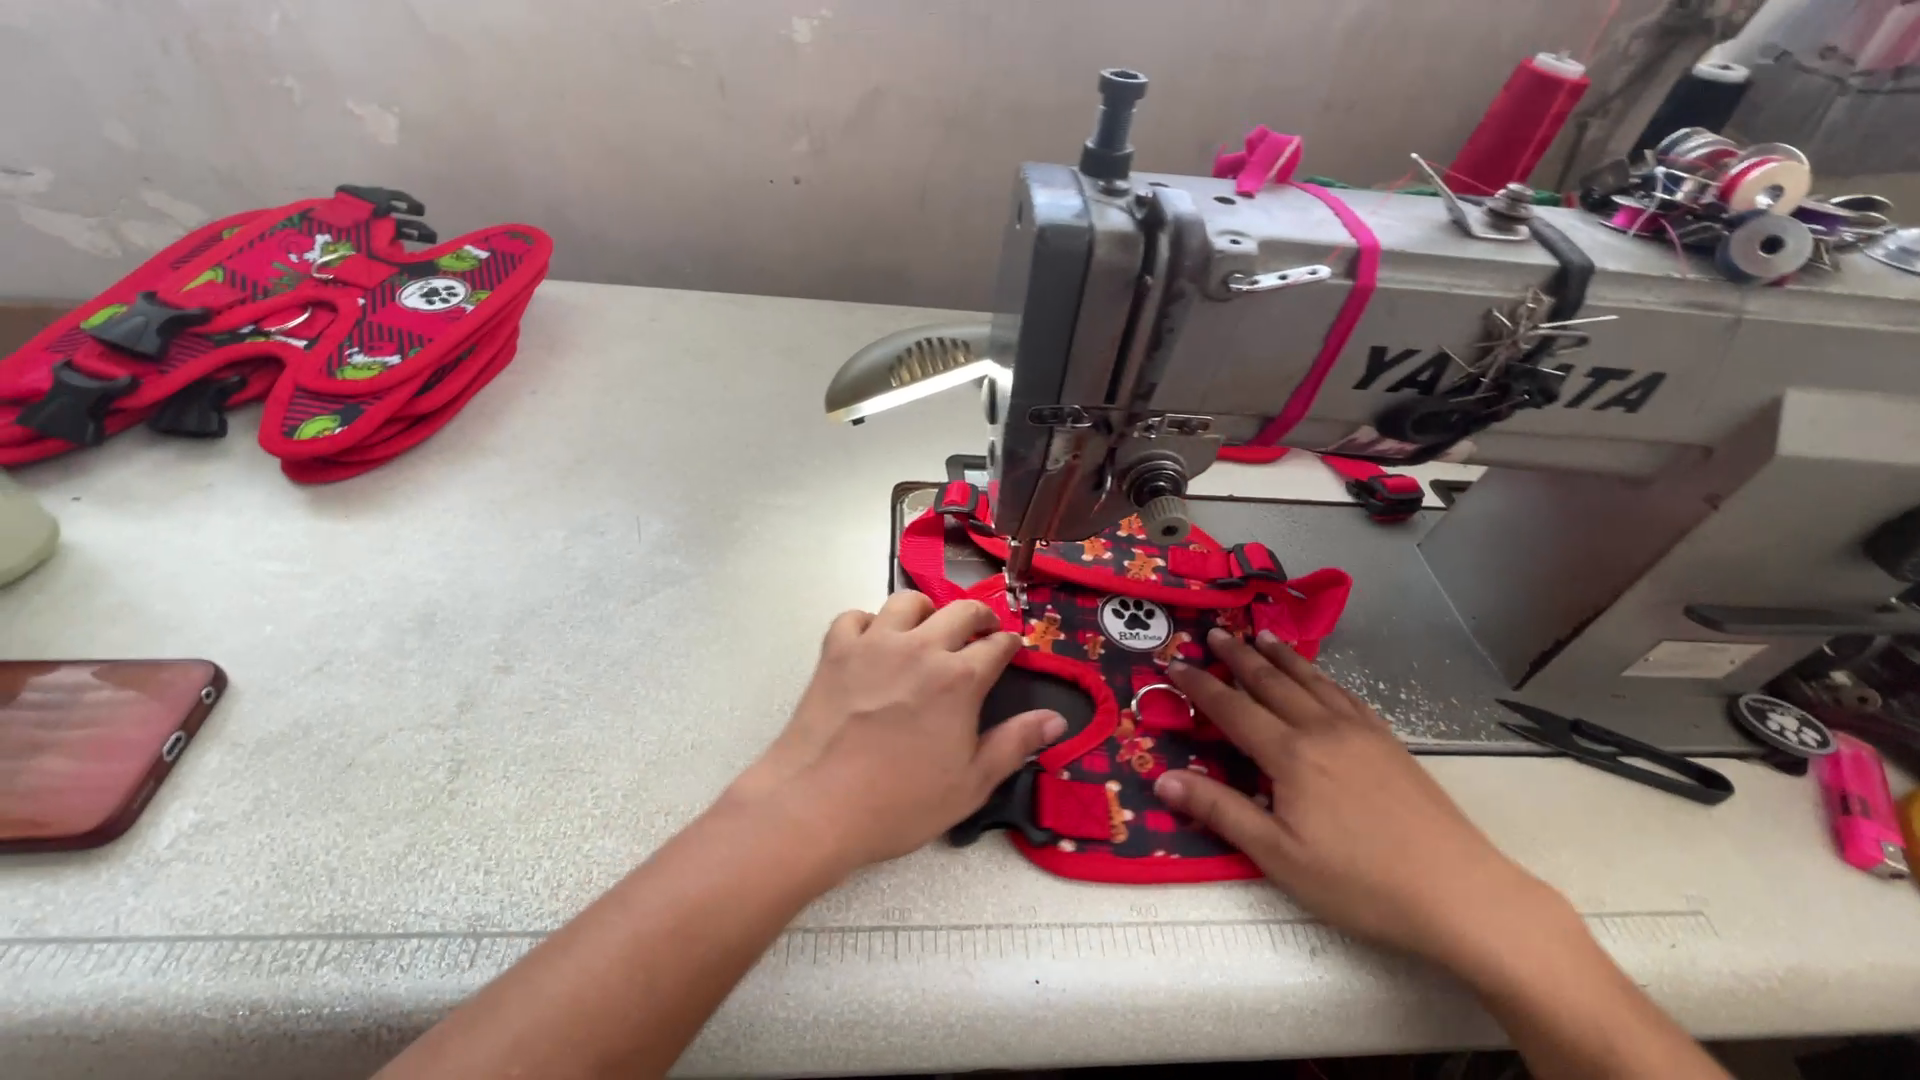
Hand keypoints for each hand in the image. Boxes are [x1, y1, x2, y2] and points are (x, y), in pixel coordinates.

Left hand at [723, 592, 1065, 870]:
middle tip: (982, 631)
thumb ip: (1014, 744)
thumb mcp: (971, 784)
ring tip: (928, 628)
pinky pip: (856, 616)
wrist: (816, 806)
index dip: (1010, 645)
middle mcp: (920, 648)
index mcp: (959, 679)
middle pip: (960, 610)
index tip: (1012, 651)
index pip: (997, 645)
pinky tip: (873, 643)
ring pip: (908, 601)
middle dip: (979, 616)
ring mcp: (874, 644)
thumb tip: (1057, 719)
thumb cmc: (900, 803)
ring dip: (926, 610)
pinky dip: (869, 622)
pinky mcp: (835, 651)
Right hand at [1156, 629, 1564, 970]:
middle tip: (1216, 634)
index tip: (1174, 664)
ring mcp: (1362, 733)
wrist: (1459, 892)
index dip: (1201, 686)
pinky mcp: (1391, 744)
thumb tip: (1163, 779)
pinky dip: (1324, 677)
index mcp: (1291, 755)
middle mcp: (1323, 730)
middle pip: (1272, 683)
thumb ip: (1220, 811)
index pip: (1233, 709)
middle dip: (1239, 657)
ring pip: (1312, 681)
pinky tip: (1321, 678)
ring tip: (1262, 636)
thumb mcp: (1278, 856)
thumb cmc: (1360, 882)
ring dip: (1282, 657)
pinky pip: (1347, 696)